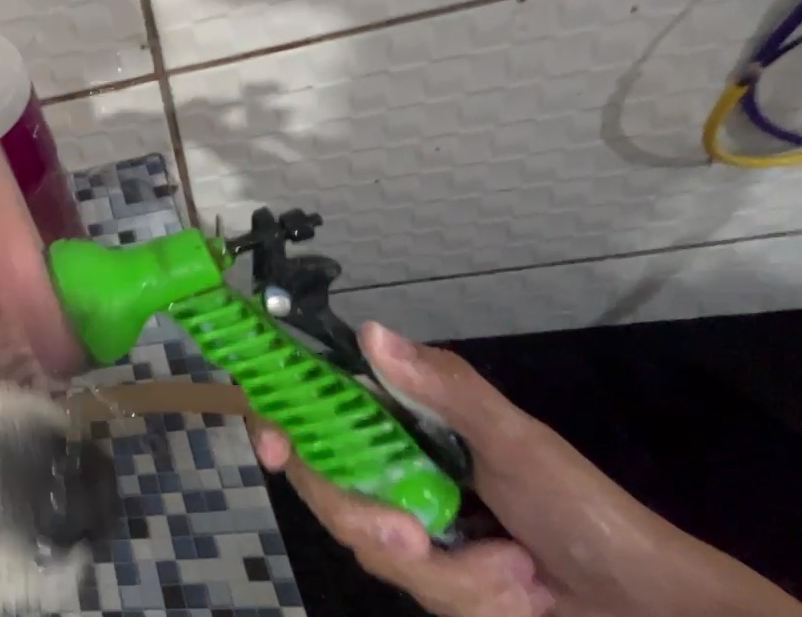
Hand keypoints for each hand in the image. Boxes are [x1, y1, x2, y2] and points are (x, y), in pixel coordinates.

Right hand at [251, 322, 800, 616]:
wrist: (648, 611)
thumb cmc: (585, 510)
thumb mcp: (517, 441)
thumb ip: (443, 390)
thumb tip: (368, 331)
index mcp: (399, 426)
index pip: (314, 410)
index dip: (277, 419)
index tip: (270, 444)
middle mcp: (388, 471)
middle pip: (320, 481)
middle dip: (357, 513)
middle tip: (406, 534)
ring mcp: (405, 529)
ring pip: (361, 539)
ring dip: (435, 565)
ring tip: (507, 569)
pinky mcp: (429, 582)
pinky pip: (408, 586)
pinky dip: (464, 590)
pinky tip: (513, 586)